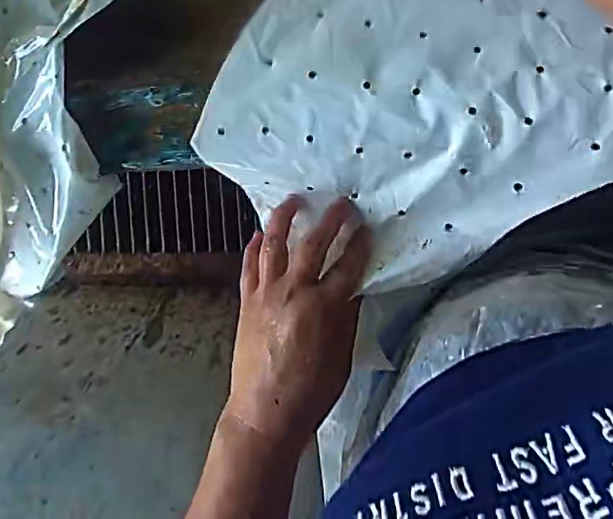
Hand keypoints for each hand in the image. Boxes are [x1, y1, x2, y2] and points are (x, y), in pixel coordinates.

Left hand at [223, 196, 372, 448]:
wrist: (264, 412)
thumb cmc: (310, 393)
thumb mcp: (341, 358)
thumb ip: (347, 317)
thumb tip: (353, 287)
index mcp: (323, 308)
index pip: (347, 266)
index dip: (359, 244)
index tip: (365, 227)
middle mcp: (294, 292)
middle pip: (314, 244)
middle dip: (330, 220)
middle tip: (340, 204)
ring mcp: (266, 292)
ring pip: (275, 243)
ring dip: (284, 217)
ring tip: (293, 200)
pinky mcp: (247, 299)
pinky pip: (250, 264)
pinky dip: (255, 246)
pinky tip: (260, 233)